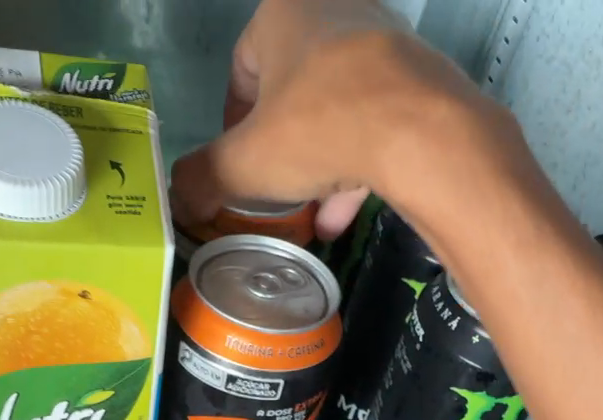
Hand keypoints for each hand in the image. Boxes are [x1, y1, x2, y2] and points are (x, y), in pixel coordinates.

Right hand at [170, 0, 499, 239]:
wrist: (423, 134)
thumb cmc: (318, 128)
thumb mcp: (245, 162)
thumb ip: (204, 178)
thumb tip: (178, 201)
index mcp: (284, 10)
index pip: (243, 63)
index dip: (232, 117)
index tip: (236, 157)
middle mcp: (336, 10)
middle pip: (293, 88)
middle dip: (280, 143)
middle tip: (271, 184)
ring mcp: (384, 45)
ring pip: (337, 109)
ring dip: (318, 163)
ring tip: (306, 211)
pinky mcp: (419, 82)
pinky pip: (376, 125)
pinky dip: (356, 167)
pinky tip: (341, 215)